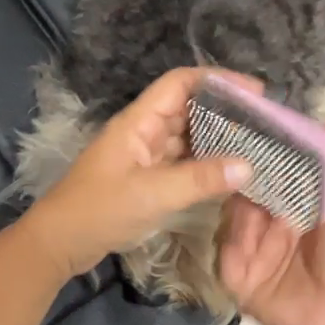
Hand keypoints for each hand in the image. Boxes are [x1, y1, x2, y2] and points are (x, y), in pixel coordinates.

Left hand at [19, 68, 253, 278]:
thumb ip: (199, 179)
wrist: (58, 243)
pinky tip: (230, 175)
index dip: (218, 81)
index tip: (256, 93)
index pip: (180, 84)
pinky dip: (205, 165)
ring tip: (257, 149)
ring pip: (187, 138)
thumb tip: (248, 165)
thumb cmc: (99, 211)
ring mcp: (142, 157)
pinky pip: (181, 163)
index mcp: (138, 123)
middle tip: (266, 126)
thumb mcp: (152, 195)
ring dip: (218, 141)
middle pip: (188, 109)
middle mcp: (142, 133)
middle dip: (226, 113)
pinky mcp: (144, 180)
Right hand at [218, 138, 324, 324]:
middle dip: (240, 162)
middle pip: (247, 185)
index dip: (265, 145)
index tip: (250, 113)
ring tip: (224, 160)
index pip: (274, 168)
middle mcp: (268, 222)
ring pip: (231, 208)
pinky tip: (233, 211)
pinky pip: (224, 242)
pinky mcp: (233, 271)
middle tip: (225, 130)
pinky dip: (230, 226)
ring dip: (234, 189)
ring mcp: (248, 246)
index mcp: (297, 206)